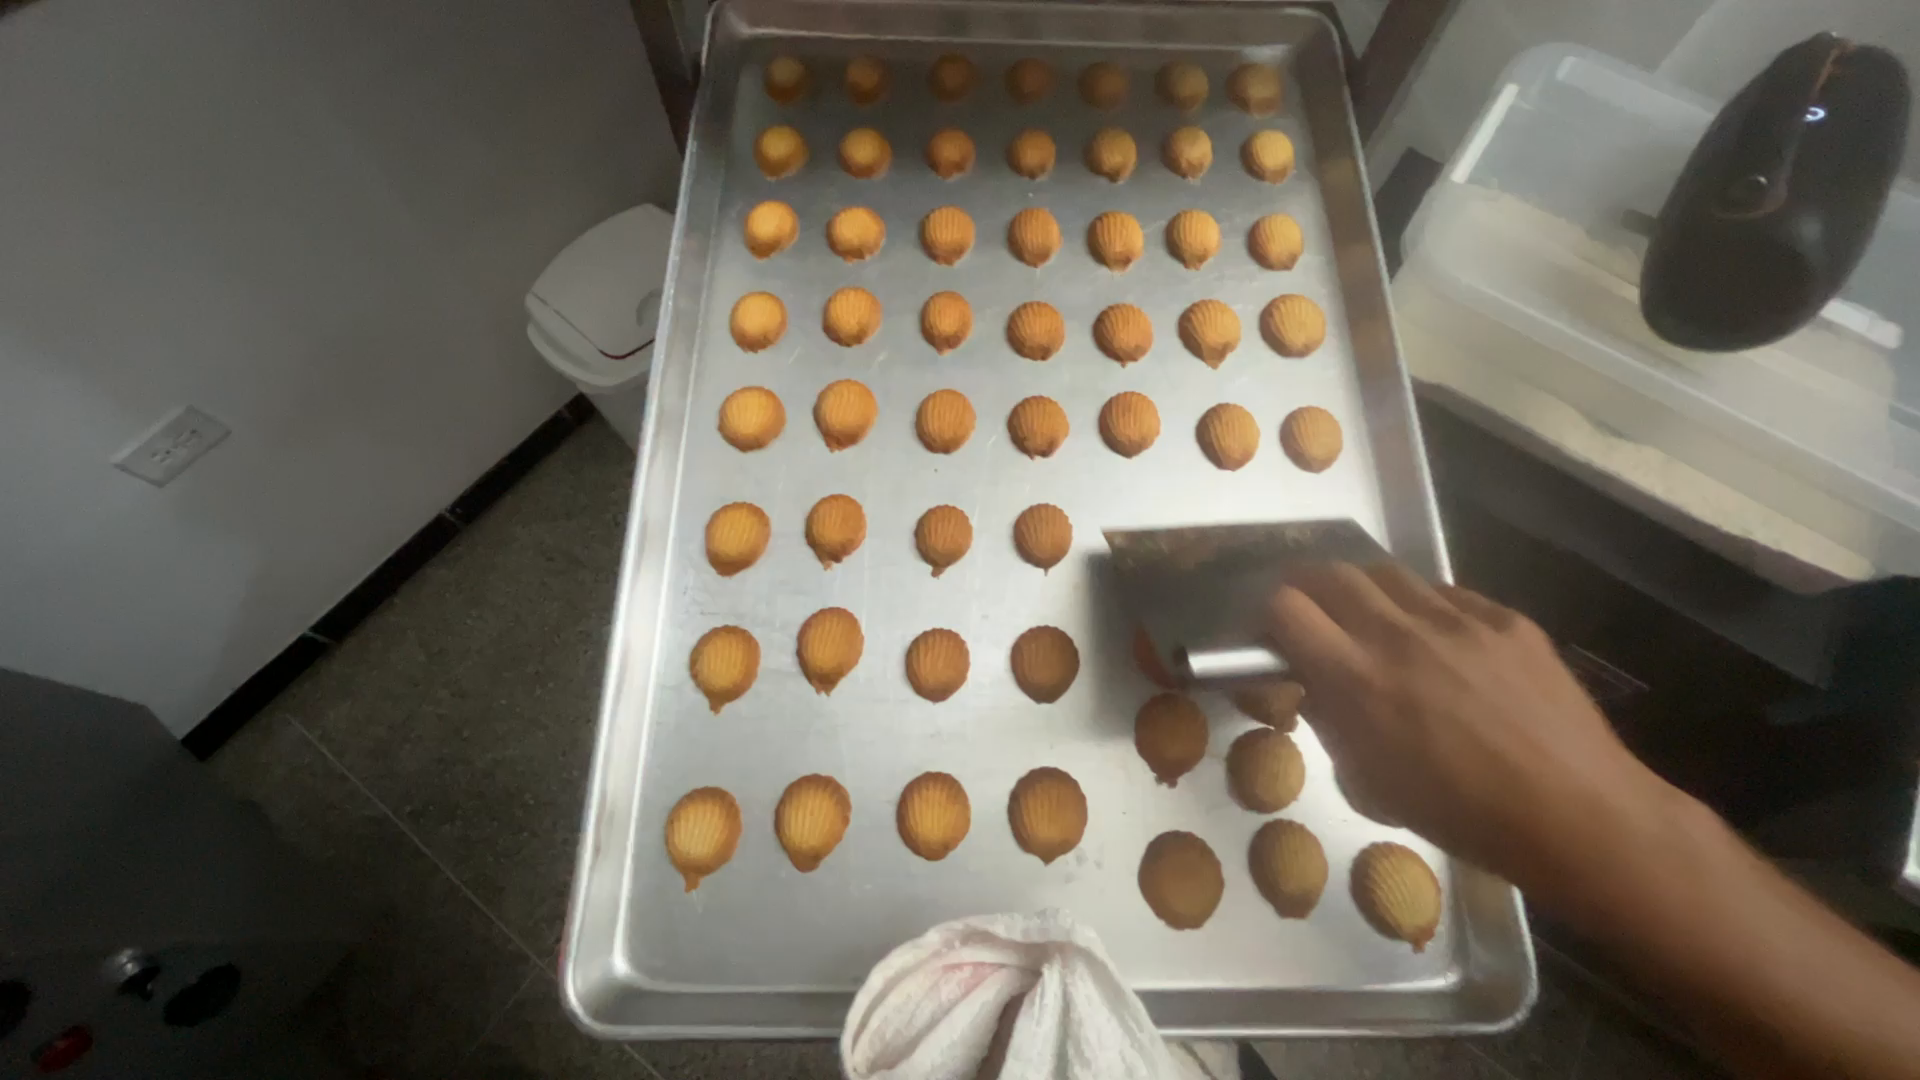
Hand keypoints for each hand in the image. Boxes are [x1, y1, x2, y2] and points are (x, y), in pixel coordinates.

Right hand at [1265, 562, 1675, 899]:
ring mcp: (1457, 621)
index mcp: (1355, 678)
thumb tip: (1315, 684)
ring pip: (1386, 572)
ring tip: (1368, 614)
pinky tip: (1435, 637)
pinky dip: (1423, 607)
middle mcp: (1398, 634)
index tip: (1271, 631)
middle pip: (1329, 573)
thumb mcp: (1366, 780)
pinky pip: (1447, 594)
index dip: (1267, 612)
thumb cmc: (1460, 814)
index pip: (1284, 607)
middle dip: (1305, 585)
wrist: (1578, 817)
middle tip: (1307, 608)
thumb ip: (1329, 720)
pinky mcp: (1506, 620)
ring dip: (1362, 589)